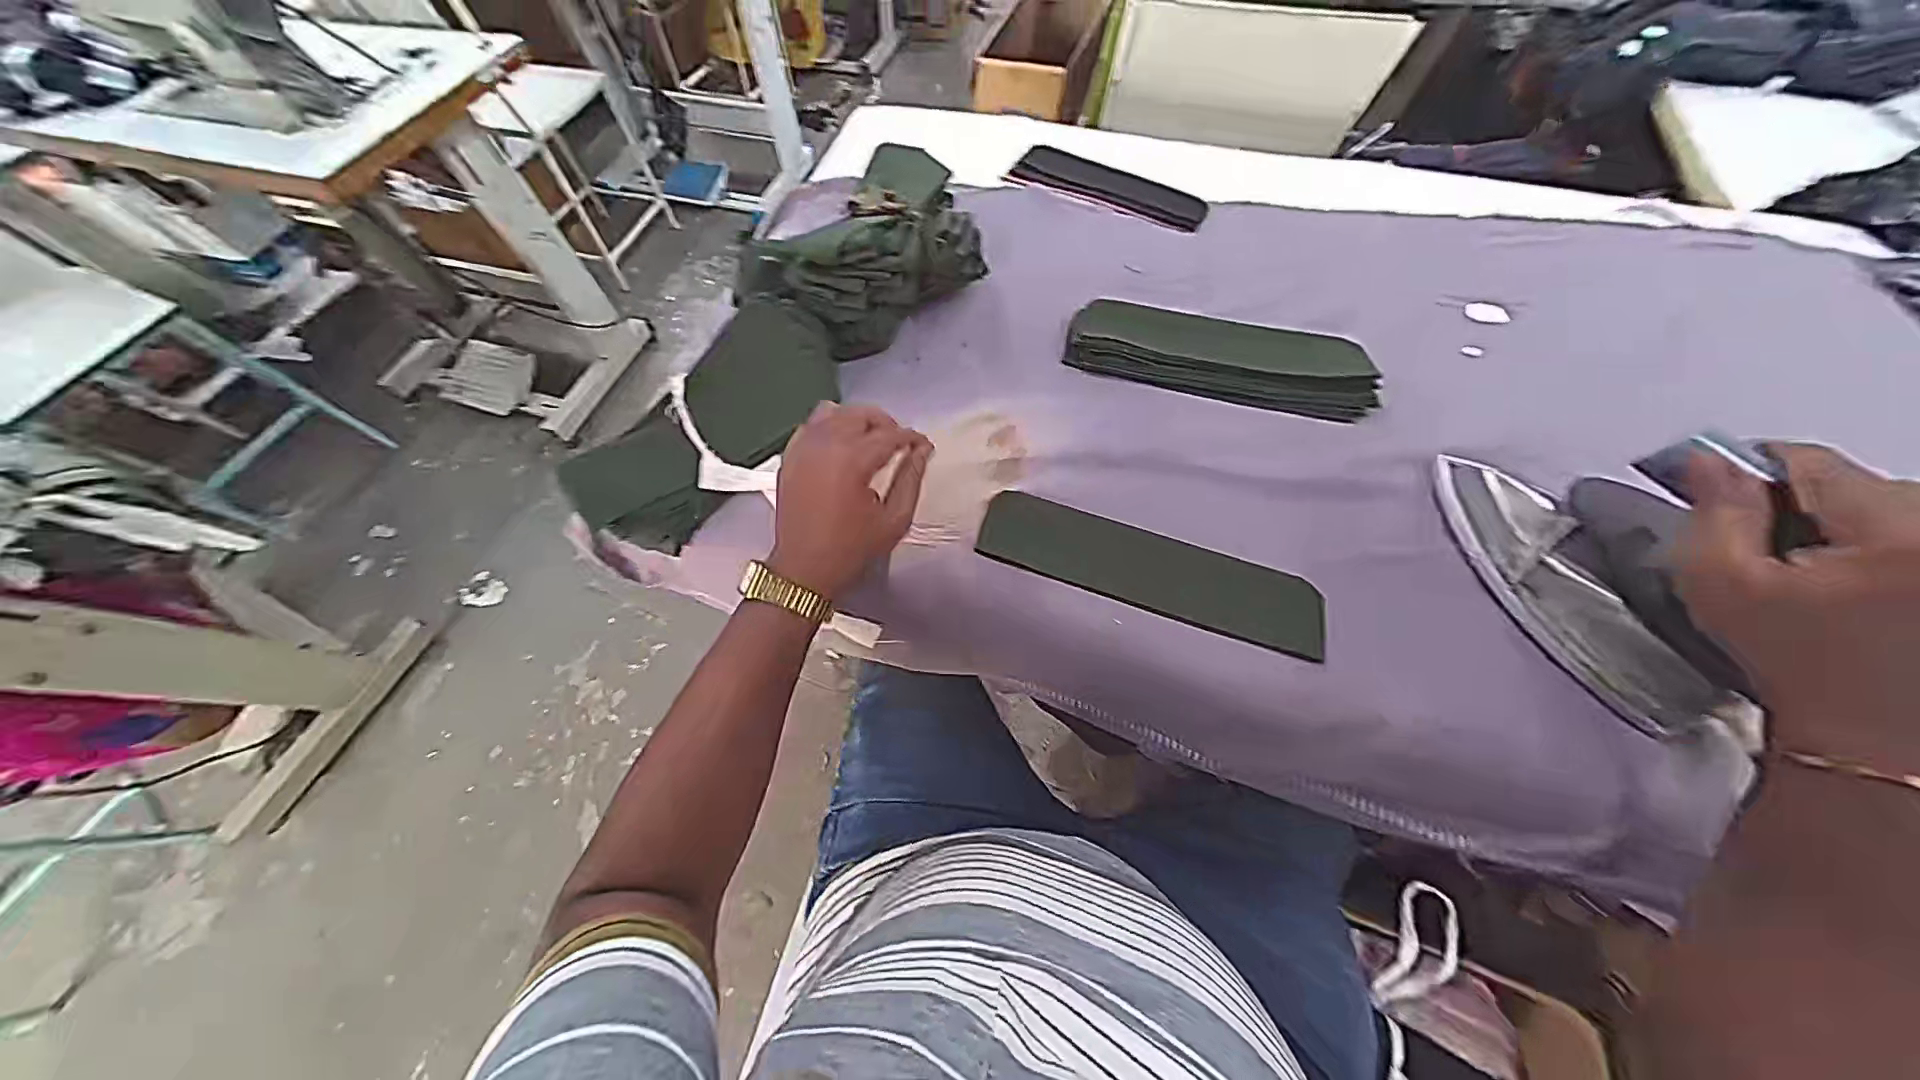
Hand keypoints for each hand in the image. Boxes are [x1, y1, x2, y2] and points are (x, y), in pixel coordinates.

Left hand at [767, 403, 931, 600]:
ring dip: (857, 421)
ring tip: (871, 441)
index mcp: (852, 460)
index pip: (890, 434)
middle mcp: (824, 446)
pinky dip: (830, 427)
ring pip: (835, 412)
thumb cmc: (849, 550)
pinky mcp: (790, 457)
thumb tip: (920, 454)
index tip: (923, 447)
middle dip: (886, 425)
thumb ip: (911, 480)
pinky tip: (842, 446)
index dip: (912, 438)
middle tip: (900, 444)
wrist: (804, 569)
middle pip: (862, 415)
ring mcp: (803, 449)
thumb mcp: (894, 520)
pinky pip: (811, 426)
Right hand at [1676, 443, 1919, 771]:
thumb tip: (1710, 461)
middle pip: (1860, 484)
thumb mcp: (1720, 585)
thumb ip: (1713, 514)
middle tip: (1769, 555)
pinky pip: (1916, 527)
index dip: (1748, 472)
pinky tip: (1862, 582)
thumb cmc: (1797, 664)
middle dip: (1804, 508)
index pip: (1811, 463)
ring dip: (1849, 526)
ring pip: (1896, 505)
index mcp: (1901, 535)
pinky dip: (1885, 543)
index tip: (1714, 487)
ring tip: (1820, 575)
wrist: (1878, 735)